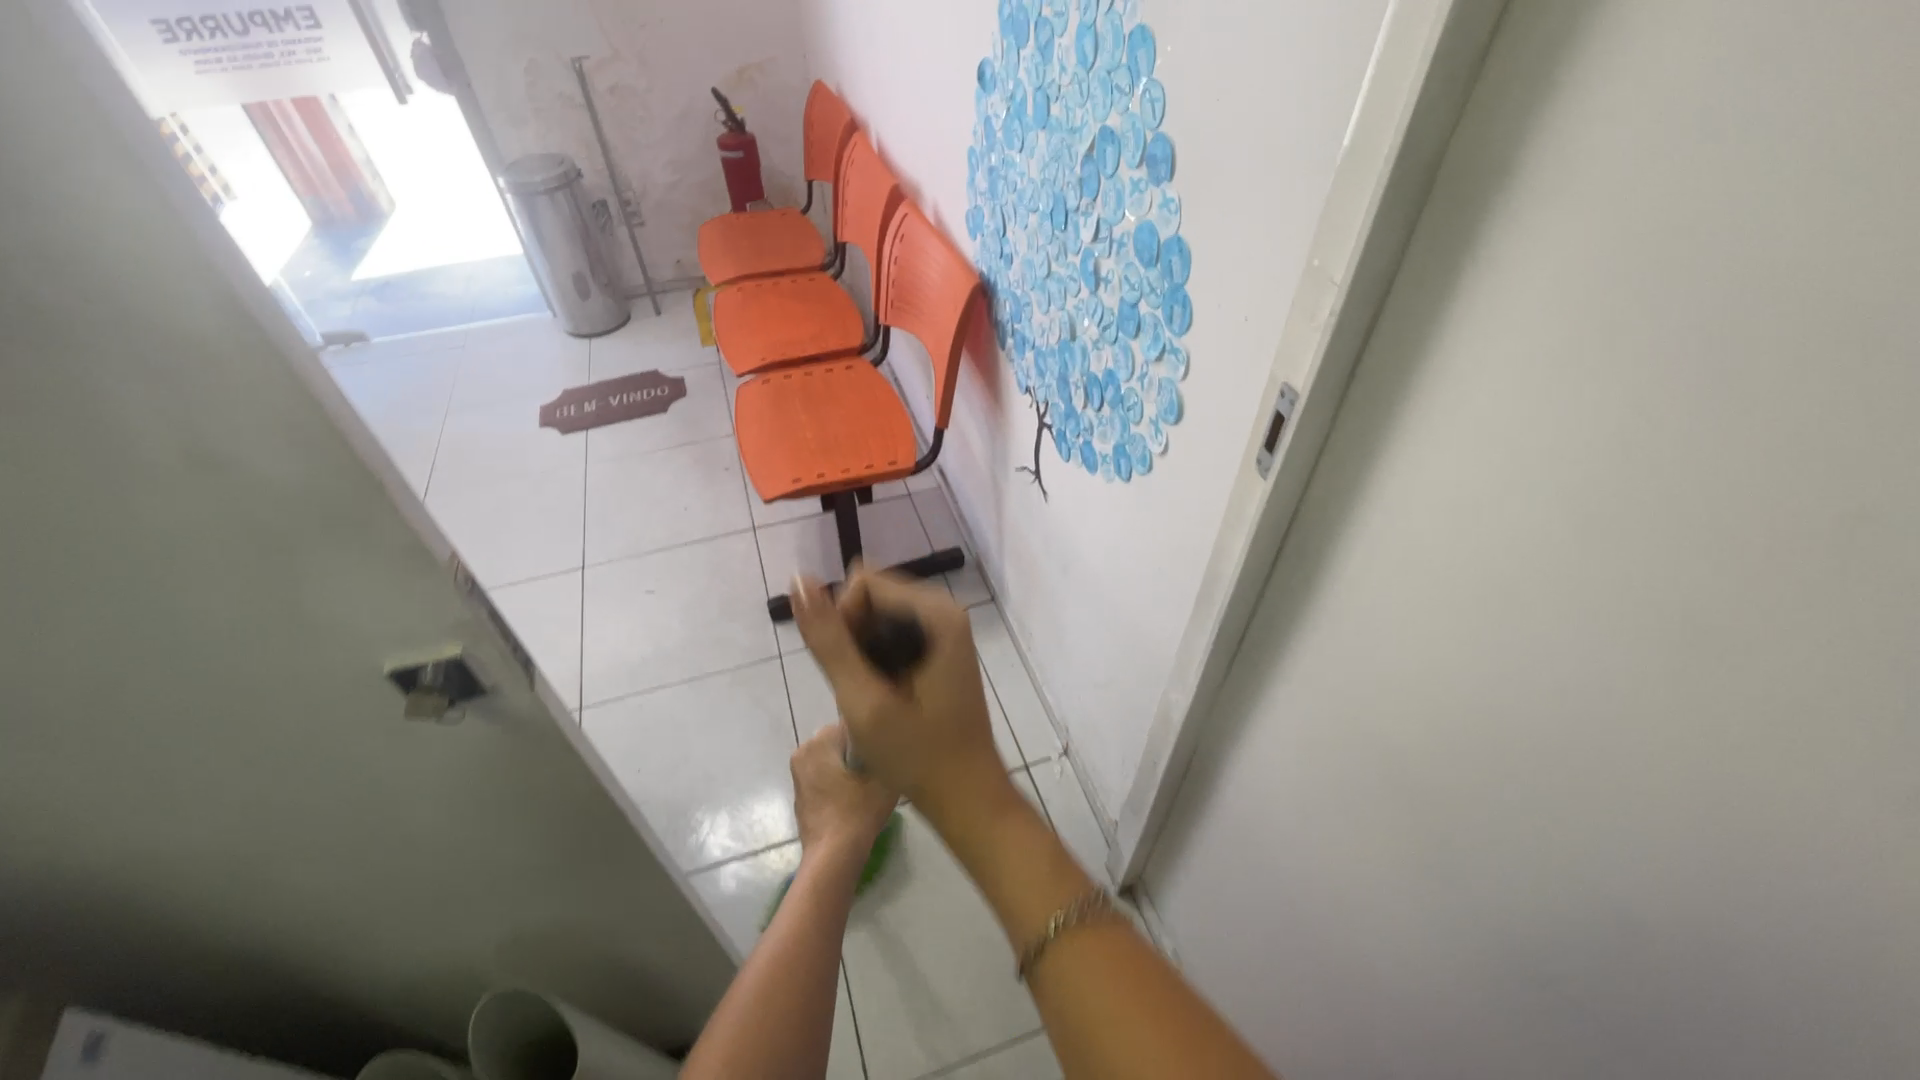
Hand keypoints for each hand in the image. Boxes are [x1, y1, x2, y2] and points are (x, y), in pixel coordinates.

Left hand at [790, 724, 898, 857]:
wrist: (833, 856)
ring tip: (869, 783)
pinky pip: (823, 777)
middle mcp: (802, 753)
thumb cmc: (857, 813)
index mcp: (818, 743)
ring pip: (831, 759)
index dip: (870, 737)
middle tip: (880, 767)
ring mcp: (798, 776)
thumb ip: (890, 754)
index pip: (849, 726)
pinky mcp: (800, 795)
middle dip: (857, 751)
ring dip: (848, 767)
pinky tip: (853, 797)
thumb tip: (898, 743)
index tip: (885, 751)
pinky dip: (837, 781)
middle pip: (838, 741)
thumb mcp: (885, 780)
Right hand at [792, 567, 1007, 812]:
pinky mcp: (940, 650)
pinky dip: (877, 662)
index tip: (850, 673)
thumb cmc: (916, 754)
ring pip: (878, 618)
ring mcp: (946, 631)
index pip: (863, 583)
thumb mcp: (862, 700)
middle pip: (872, 597)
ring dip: (862, 654)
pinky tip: (883, 697)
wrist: (966, 796)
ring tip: (871, 697)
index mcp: (937, 614)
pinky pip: (893, 635)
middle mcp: (946, 611)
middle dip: (853, 639)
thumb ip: (828, 640)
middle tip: (861, 690)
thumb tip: (798, 580)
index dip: (843, 624)